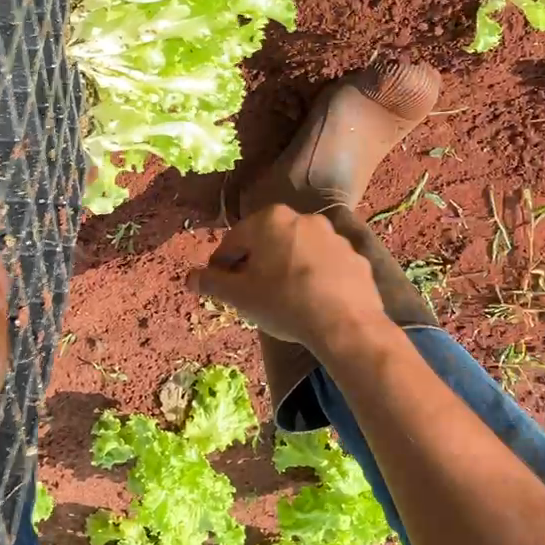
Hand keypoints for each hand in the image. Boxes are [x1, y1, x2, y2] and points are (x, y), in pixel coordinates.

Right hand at [189, 205, 390, 352]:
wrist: (347, 325)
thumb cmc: (284, 303)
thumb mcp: (239, 296)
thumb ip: (211, 282)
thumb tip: (189, 278)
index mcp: (270, 220)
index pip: (233, 241)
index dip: (222, 265)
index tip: (220, 287)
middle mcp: (302, 218)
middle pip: (267, 241)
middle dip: (255, 264)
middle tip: (249, 293)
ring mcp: (333, 236)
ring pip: (298, 250)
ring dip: (285, 268)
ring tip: (282, 299)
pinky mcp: (355, 256)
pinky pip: (325, 264)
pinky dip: (314, 277)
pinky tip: (311, 301)